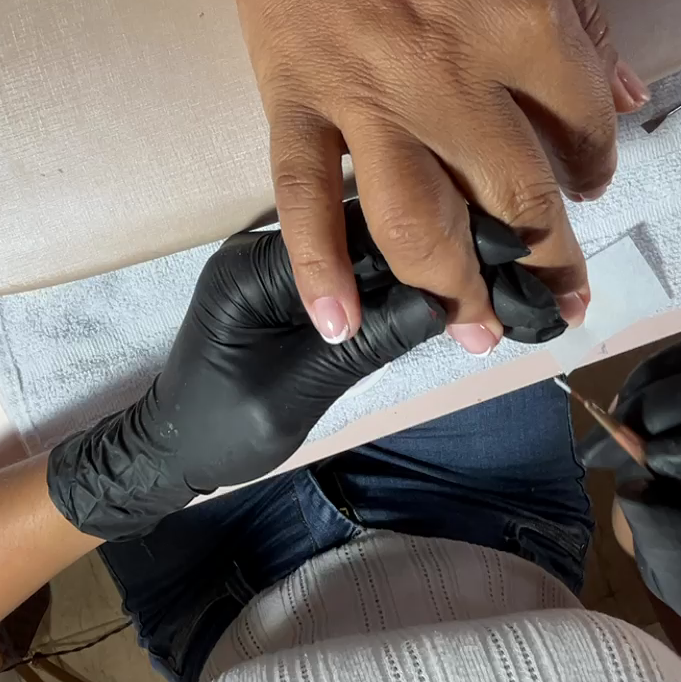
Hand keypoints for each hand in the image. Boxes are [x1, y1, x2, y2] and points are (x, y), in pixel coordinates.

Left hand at [48, 201, 562, 539]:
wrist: (174, 452)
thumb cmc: (225, 430)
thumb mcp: (301, 389)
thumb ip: (370, 341)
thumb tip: (450, 303)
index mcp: (256, 268)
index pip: (354, 236)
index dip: (425, 242)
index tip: (495, 248)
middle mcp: (267, 249)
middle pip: (362, 229)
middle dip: (430, 240)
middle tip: (506, 252)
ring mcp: (277, 263)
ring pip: (362, 245)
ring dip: (418, 257)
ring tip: (488, 265)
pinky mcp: (288, 284)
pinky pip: (351, 270)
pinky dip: (394, 279)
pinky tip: (441, 284)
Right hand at [193, 0, 649, 354]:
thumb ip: (584, 16)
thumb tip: (621, 93)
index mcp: (524, 20)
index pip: (583, 127)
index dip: (597, 167)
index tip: (589, 184)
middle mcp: (450, 78)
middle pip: (510, 196)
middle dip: (542, 260)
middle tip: (554, 305)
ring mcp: (364, 99)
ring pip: (413, 219)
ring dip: (450, 288)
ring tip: (472, 336)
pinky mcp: (295, 102)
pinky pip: (302, 198)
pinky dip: (318, 266)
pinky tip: (338, 325)